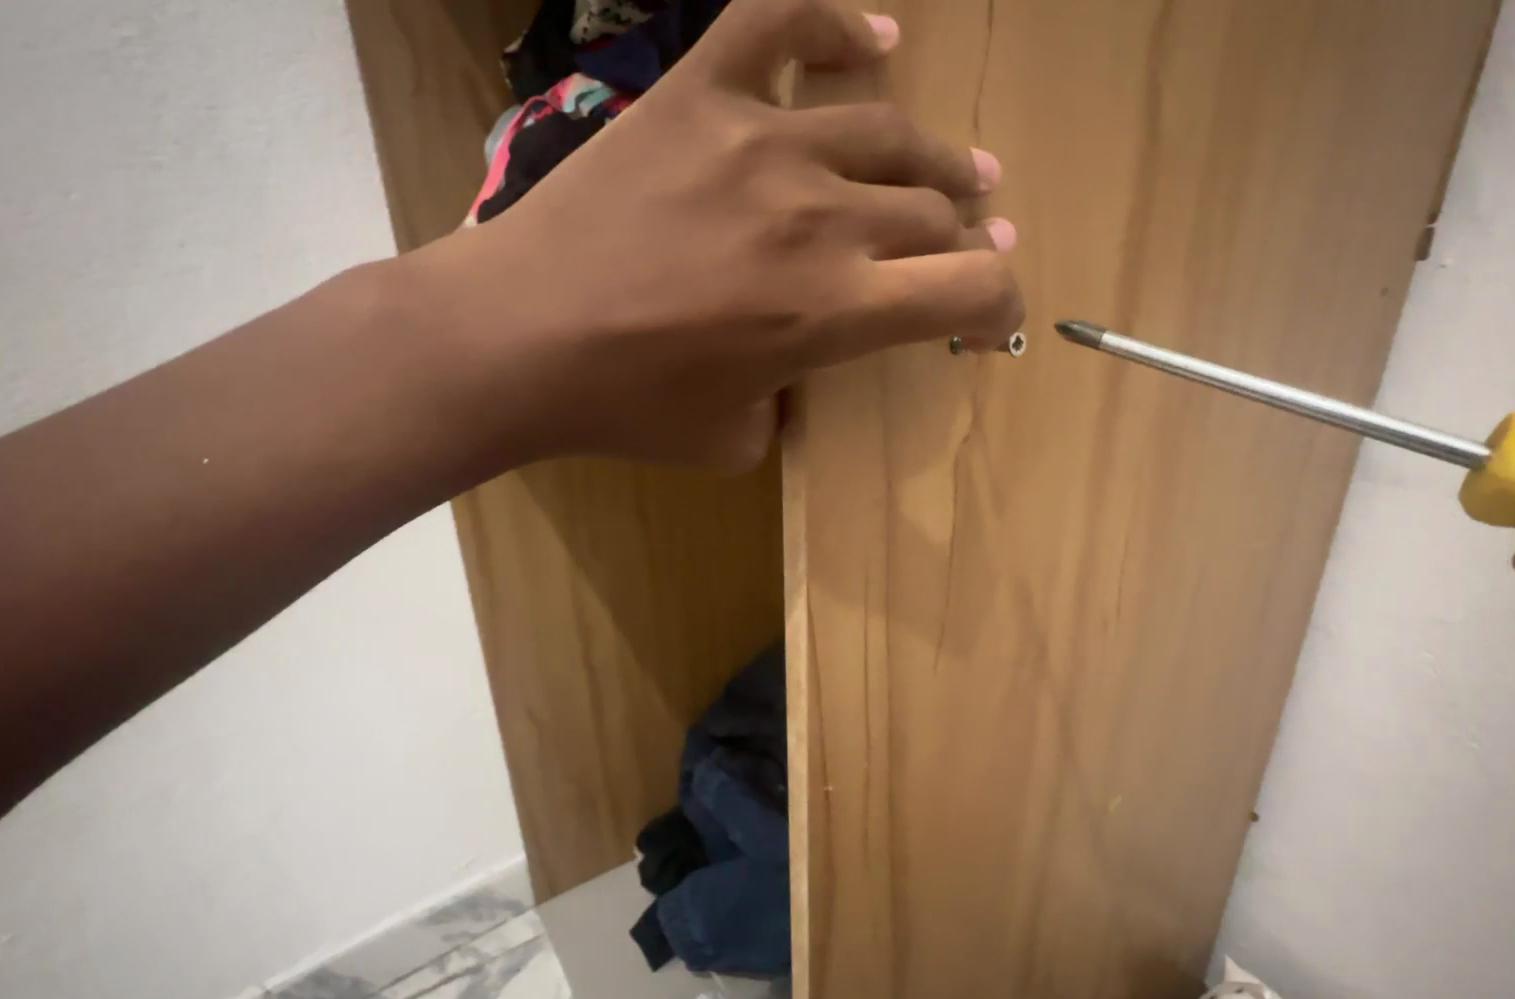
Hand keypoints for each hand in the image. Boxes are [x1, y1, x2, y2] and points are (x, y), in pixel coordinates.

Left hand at [407, 0, 1022, 471]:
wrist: (514, 339)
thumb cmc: (626, 407)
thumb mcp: (737, 440)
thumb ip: (796, 400)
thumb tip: (806, 361)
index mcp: (832, 312)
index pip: (968, 288)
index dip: (999, 303)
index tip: (990, 314)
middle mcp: (818, 218)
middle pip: (934, 212)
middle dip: (967, 240)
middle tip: (968, 244)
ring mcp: (759, 142)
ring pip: (887, 129)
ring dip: (937, 157)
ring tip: (957, 170)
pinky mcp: (700, 95)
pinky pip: (782, 23)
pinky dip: (836, 21)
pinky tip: (876, 36)